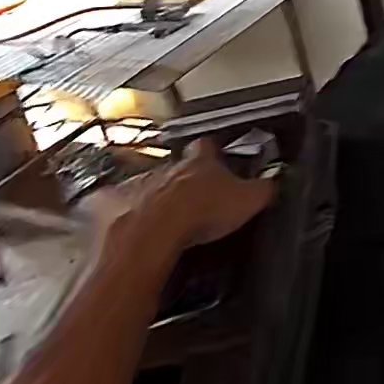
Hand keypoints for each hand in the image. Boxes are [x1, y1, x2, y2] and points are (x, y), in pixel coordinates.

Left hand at [87, 139, 277, 251]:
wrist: (150, 237)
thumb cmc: (200, 214)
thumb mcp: (247, 202)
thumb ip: (264, 189)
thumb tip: (276, 181)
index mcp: (200, 163)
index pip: (208, 146)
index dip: (213, 151)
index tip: (217, 158)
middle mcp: (168, 168)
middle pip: (176, 165)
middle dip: (182, 176)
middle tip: (190, 194)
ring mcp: (136, 186)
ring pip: (144, 185)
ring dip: (150, 195)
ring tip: (157, 216)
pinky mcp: (107, 208)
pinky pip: (107, 206)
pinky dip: (110, 212)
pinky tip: (114, 223)